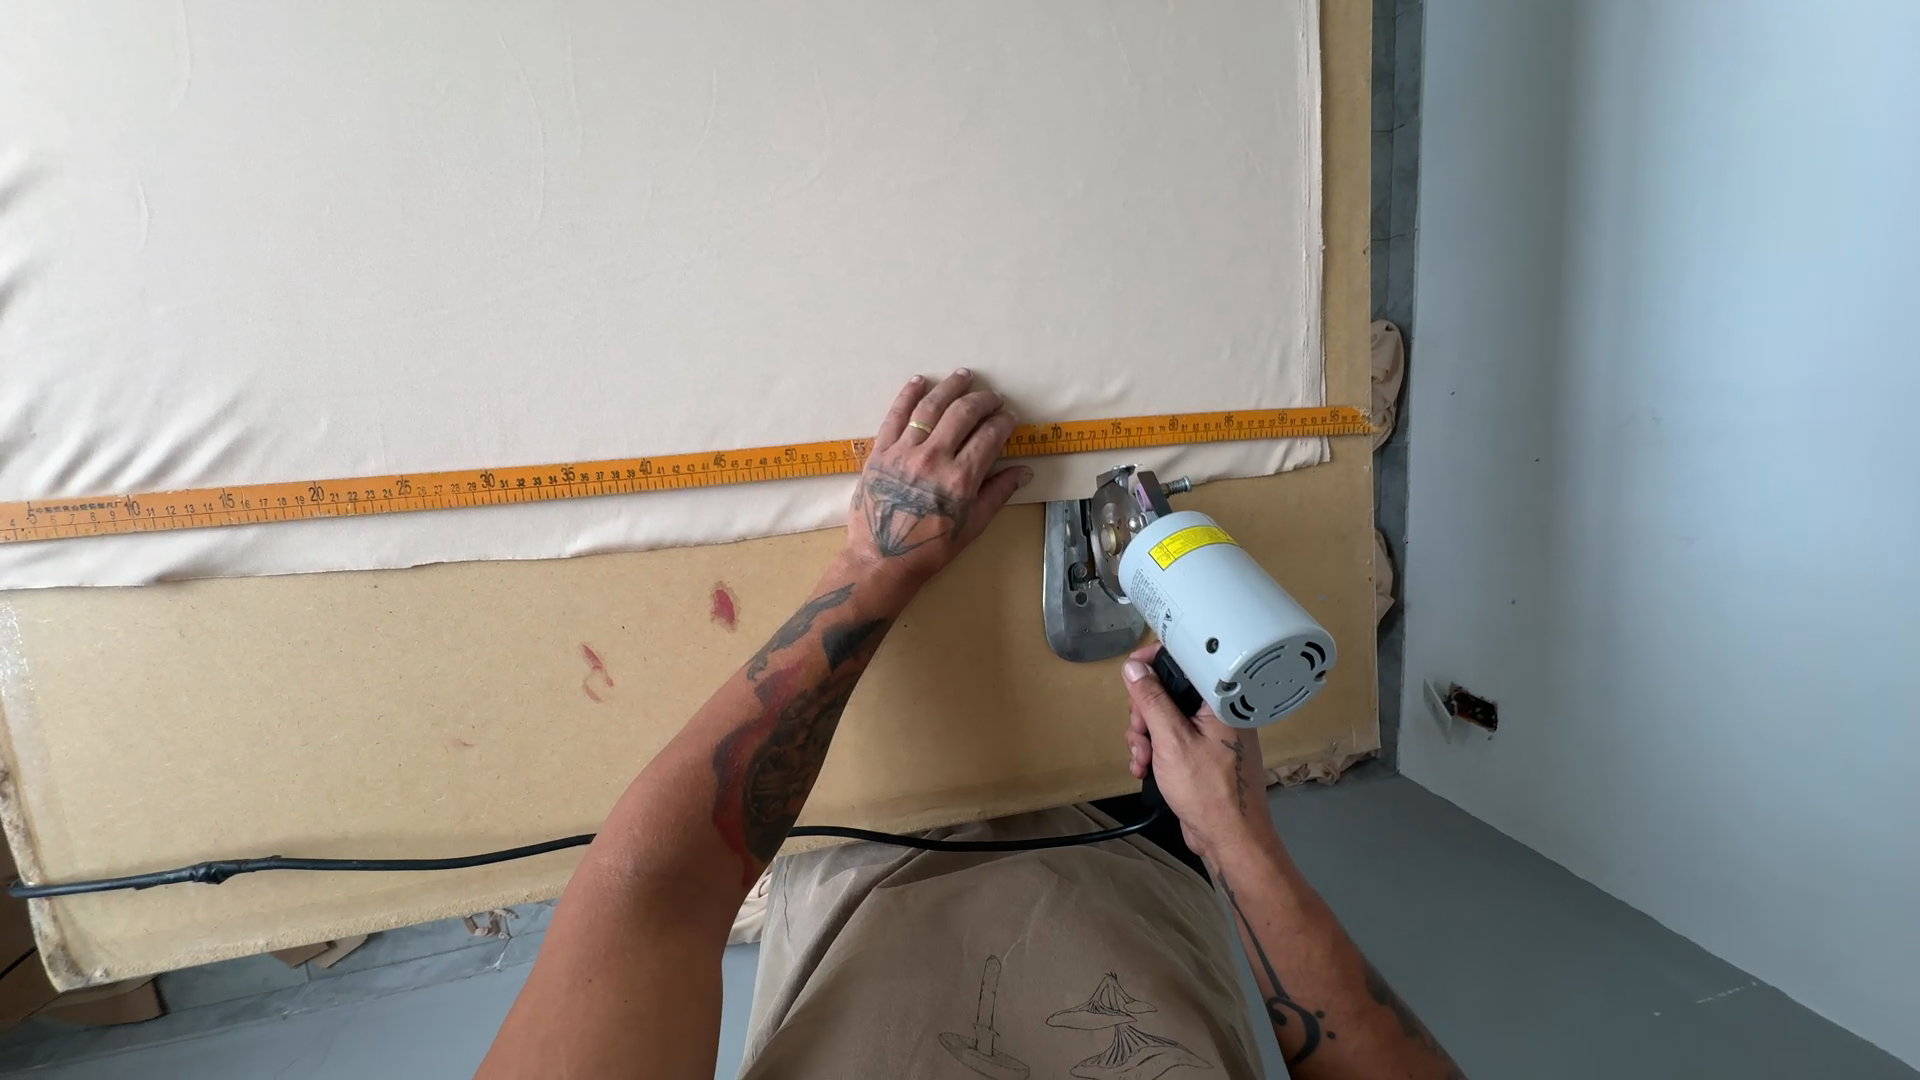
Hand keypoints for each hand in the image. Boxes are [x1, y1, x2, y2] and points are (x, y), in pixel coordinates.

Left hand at [845, 369, 1031, 587]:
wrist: (882, 560)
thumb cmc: (931, 548)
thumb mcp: (973, 525)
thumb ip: (998, 493)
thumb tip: (1025, 470)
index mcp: (961, 479)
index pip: (989, 436)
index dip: (1004, 422)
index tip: (1010, 417)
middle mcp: (934, 458)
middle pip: (963, 413)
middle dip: (983, 400)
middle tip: (993, 397)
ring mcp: (904, 452)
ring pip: (930, 407)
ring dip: (950, 388)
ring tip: (963, 376)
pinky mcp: (880, 452)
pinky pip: (895, 415)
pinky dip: (908, 395)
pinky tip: (919, 381)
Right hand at [1122, 645, 1279, 861]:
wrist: (1230, 841)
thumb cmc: (1207, 789)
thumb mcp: (1171, 740)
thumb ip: (1151, 699)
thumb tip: (1133, 666)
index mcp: (1218, 701)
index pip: (1183, 662)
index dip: (1153, 664)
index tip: (1130, 675)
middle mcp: (1216, 713)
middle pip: (1166, 693)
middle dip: (1143, 714)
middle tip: (1140, 735)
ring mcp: (1208, 735)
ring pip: (1162, 719)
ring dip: (1144, 738)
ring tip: (1143, 761)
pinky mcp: (1199, 755)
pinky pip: (1168, 741)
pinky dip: (1153, 752)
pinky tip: (1145, 771)